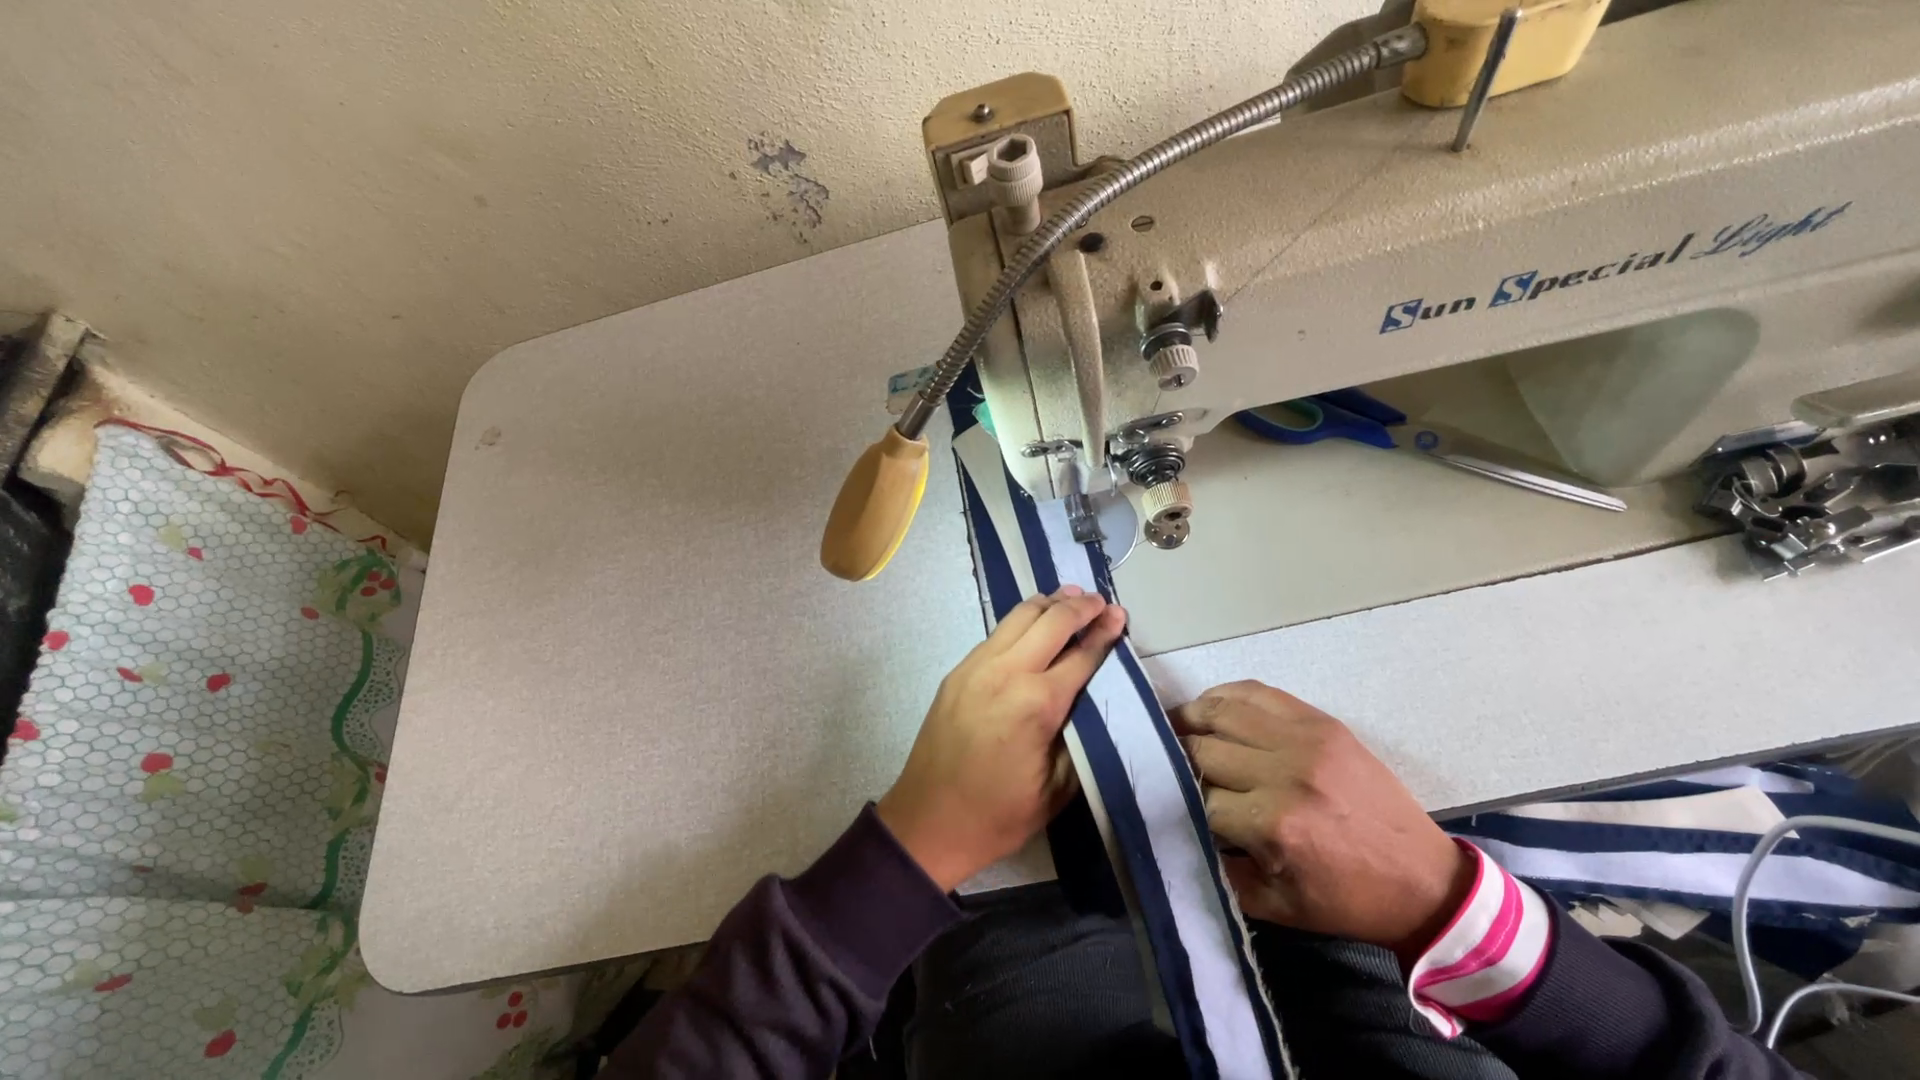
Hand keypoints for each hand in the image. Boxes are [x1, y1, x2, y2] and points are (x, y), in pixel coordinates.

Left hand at [877, 586, 1126, 890]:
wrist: (928, 822)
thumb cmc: (1000, 815)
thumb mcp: (1058, 788)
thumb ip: (1080, 734)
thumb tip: (1093, 699)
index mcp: (1037, 703)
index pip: (1081, 653)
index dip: (1105, 631)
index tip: (1121, 615)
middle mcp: (1006, 672)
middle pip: (1050, 619)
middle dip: (1080, 606)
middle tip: (1101, 601)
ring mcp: (975, 667)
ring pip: (1017, 616)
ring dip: (1048, 605)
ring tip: (1071, 599)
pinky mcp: (957, 673)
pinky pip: (996, 634)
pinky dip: (1022, 622)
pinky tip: (1034, 627)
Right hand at [1172, 681, 1473, 963]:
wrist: (1422, 879)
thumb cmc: (1345, 900)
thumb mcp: (1273, 906)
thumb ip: (1217, 868)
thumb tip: (1176, 828)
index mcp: (1273, 823)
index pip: (1196, 797)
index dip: (1175, 802)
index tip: (1164, 804)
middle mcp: (1285, 772)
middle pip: (1203, 748)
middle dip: (1177, 760)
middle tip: (1162, 766)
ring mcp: (1305, 739)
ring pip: (1222, 710)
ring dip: (1189, 718)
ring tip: (1173, 729)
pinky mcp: (1322, 722)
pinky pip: (1258, 692)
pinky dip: (1225, 696)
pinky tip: (1210, 708)